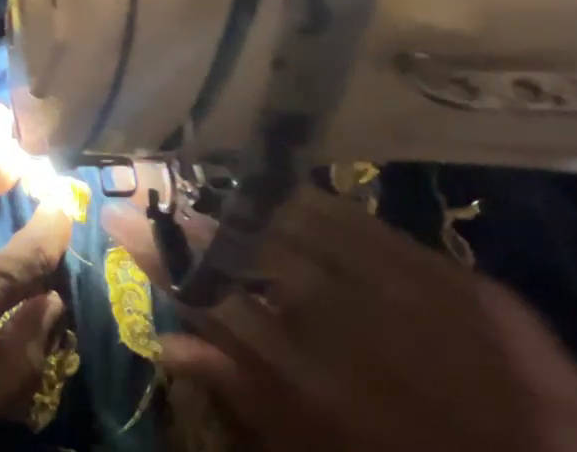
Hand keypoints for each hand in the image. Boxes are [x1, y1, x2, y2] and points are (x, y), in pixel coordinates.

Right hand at [104, 185, 576, 451]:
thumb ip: (247, 398)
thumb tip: (170, 342)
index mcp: (315, 382)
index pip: (211, 298)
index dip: (159, 255)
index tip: (116, 219)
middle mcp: (355, 326)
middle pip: (249, 250)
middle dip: (191, 215)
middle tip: (146, 182)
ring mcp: (411, 294)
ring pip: (305, 226)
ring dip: (243, 200)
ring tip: (201, 179)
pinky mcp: (460, 278)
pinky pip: (371, 225)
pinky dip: (318, 205)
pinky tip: (285, 189)